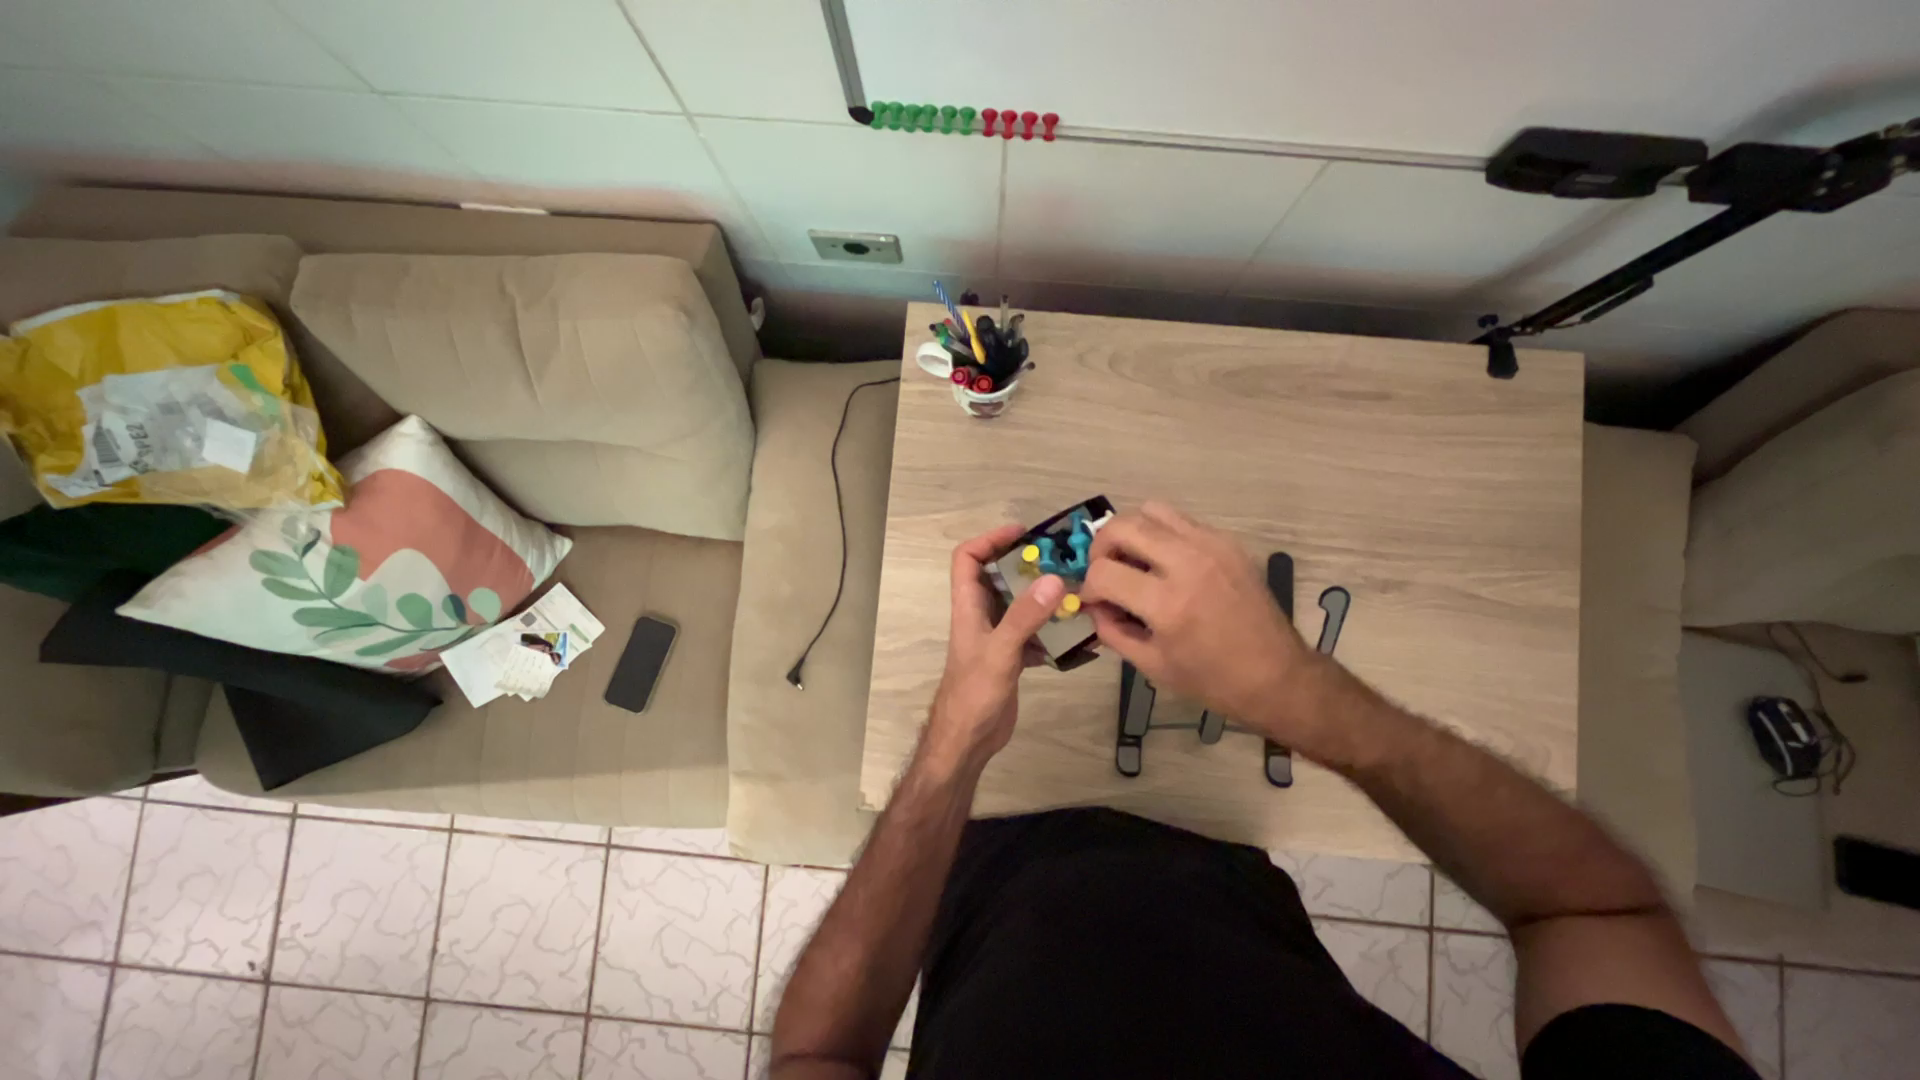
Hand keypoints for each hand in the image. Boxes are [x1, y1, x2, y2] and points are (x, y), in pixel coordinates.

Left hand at [924, 524, 1065, 770]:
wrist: (967, 741)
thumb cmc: (974, 694)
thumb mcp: (1000, 652)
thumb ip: (1024, 617)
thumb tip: (1053, 580)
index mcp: (968, 607)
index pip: (967, 559)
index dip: (989, 540)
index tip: (1023, 534)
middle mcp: (981, 616)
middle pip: (999, 577)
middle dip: (1028, 565)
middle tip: (1064, 560)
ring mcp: (996, 637)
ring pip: (1019, 605)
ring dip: (1044, 598)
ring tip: (1077, 592)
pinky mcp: (1011, 658)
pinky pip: (1033, 634)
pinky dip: (1053, 632)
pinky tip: (1078, 636)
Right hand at [1078, 502, 1318, 741]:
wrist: (1276, 675)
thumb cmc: (1212, 680)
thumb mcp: (1152, 665)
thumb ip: (1113, 631)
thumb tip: (1093, 605)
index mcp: (1167, 603)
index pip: (1103, 572)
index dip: (1087, 586)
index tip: (1093, 600)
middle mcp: (1187, 563)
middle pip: (1122, 526)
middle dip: (1100, 547)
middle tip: (1104, 569)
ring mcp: (1211, 546)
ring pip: (1151, 510)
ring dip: (1131, 532)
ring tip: (1133, 559)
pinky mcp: (1228, 542)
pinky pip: (1181, 522)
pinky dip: (1162, 535)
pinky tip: (1166, 565)